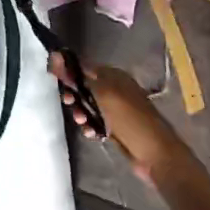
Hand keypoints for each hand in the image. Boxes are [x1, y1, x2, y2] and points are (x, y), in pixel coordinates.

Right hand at [50, 53, 183, 180]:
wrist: (155, 154)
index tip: (54, 78)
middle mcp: (114, 89)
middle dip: (74, 95)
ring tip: (83, 123)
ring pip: (87, 106)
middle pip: (83, 87)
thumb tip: (56, 55)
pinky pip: (94, 123)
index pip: (84, 67)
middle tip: (68, 102)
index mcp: (114, 76)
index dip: (68, 71)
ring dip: (81, 113)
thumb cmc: (131, 119)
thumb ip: (79, 77)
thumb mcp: (103, 93)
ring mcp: (114, 109)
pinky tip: (92, 134)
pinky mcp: (114, 127)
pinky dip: (90, 127)